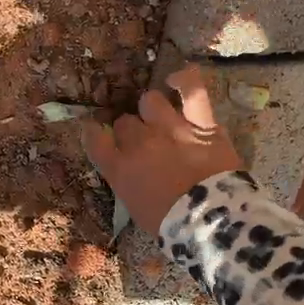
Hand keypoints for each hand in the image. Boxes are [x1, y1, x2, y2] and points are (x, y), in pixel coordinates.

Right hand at [83, 64, 244, 231]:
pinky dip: (184, 81)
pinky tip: (176, 81)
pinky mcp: (201, 122)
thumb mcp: (136, 209)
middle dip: (130, 131)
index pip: (95, 140)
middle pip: (125, 123)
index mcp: (120, 169)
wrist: (208, 219)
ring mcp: (170, 128)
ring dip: (152, 110)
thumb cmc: (170, 223)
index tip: (97, 135)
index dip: (95, 135)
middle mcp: (139, 143)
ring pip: (150, 101)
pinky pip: (192, 89)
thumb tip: (130, 173)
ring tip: (160, 118)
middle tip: (142, 143)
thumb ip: (127, 183)